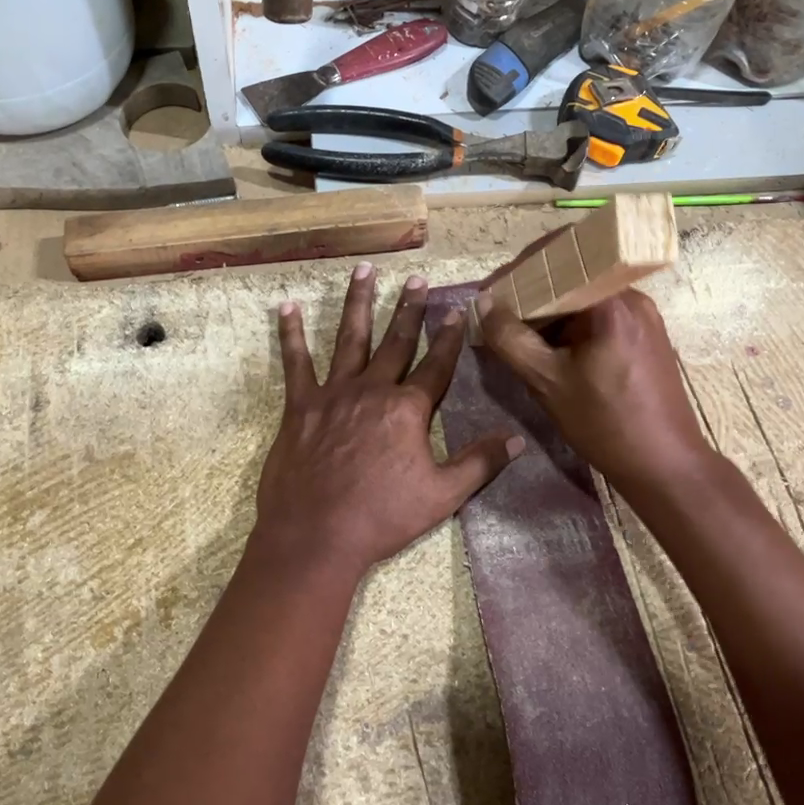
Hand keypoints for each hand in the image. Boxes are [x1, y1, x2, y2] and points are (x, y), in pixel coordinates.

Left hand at [252, 264, 523, 580]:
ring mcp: (334, 394)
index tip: (457, 310)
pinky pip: (295, 362)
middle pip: (396, 341)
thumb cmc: (382, 517)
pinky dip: (291, 334)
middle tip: (417, 278)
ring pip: (349, 339)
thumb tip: (517, 440)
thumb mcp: (442, 495)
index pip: (437, 366)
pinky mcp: (300, 406)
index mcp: (408, 410)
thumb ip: (479, 463)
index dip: (449, 338)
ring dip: (358, 303)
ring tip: (364, 271)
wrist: (316, 534)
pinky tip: (287, 308)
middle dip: (410, 309)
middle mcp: (372, 390)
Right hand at [479, 288, 715, 490]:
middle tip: (498, 315)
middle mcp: (632, 297)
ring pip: (583, 297)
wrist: (665, 465)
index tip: (490, 295)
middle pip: (571, 275)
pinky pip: (599, 315)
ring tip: (518, 334)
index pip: (557, 260)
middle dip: (530, 291)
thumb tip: (484, 303)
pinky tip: (550, 349)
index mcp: (611, 301)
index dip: (517, 272)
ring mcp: (643, 316)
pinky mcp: (646, 335)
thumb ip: (510, 338)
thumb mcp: (546, 381)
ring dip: (549, 311)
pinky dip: (570, 325)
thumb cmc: (605, 423)